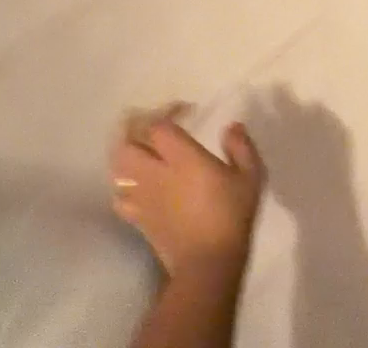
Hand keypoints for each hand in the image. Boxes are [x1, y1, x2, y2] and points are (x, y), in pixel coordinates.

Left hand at [111, 105, 266, 277]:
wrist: (206, 258)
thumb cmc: (233, 212)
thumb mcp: (251, 174)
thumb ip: (241, 146)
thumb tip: (232, 126)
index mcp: (184, 159)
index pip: (159, 127)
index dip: (167, 112)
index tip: (186, 109)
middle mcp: (155, 174)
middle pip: (126, 144)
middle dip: (132, 128)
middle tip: (146, 120)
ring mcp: (141, 196)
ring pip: (117, 168)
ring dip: (124, 151)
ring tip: (137, 144)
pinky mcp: (135, 216)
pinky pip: (117, 194)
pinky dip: (122, 182)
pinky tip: (135, 181)